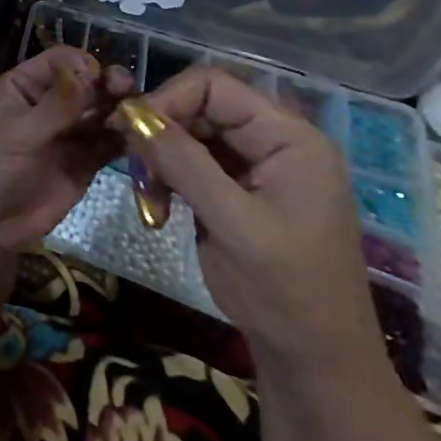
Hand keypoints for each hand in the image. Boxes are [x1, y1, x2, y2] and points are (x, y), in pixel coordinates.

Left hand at [0, 45, 136, 250]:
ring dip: (122, 111)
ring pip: (104, 111)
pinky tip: (140, 138)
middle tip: (128, 93)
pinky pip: (111, 142)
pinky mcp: (85, 160)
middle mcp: (49, 103)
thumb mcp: (20, 132)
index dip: (83, 66)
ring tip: (138, 117)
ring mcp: (69, 132)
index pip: (62, 61)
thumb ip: (56, 105)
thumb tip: (89, 71)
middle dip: (109, 86)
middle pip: (88, 84)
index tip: (98, 80)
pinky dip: (125, 138)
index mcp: (24, 86)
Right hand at [112, 67, 381, 369]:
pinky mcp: (229, 190)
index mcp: (289, 139)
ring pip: (184, 136)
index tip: (129, 132)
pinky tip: (156, 211)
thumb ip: (187, 164)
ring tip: (148, 202)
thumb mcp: (234, 224)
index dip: (167, 99)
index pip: (215, 87)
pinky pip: (185, 165)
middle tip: (136, 174)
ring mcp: (249, 167)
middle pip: (196, 108)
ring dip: (156, 163)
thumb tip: (134, 115)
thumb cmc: (286, 288)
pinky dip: (162, 182)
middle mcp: (270, 142)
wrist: (310, 352)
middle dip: (158, 135)